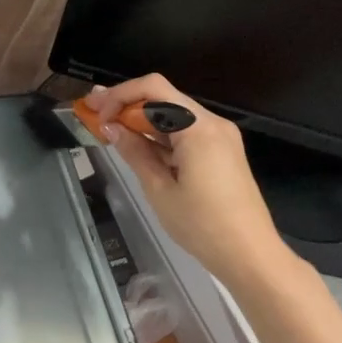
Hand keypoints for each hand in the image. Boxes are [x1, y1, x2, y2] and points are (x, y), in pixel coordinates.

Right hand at [89, 74, 288, 285]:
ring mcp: (220, 137)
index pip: (154, 90)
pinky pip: (184, 132)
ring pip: (173, 115)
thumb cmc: (201, 224)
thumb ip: (135, 152)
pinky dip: (158, 134)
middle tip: (93, 115)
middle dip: (126, 104)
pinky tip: (136, 146)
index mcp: (199, 128)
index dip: (120, 95)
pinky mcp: (221, 152)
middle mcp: (212, 124)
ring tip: (108, 130)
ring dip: (141, 120)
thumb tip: (111, 127)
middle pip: (164, 98)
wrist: (248, 253)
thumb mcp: (159, 188)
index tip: (95, 111)